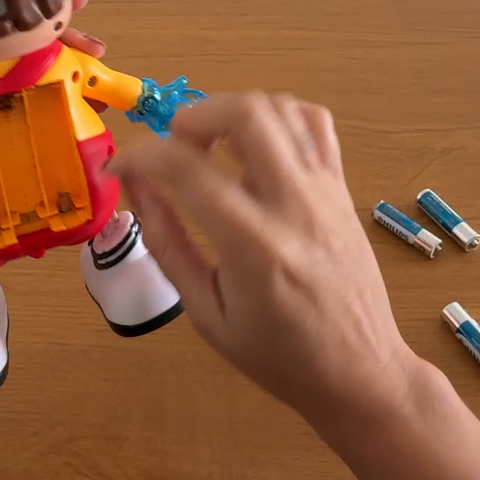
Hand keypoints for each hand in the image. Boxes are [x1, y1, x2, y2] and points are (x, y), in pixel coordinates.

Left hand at [0, 0, 105, 259]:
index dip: (11, 9)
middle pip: (21, 44)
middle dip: (59, 33)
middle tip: (90, 41)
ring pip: (41, 72)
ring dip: (74, 62)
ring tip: (99, 61)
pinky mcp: (16, 138)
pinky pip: (49, 113)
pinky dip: (75, 103)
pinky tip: (98, 99)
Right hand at [109, 92, 417, 421]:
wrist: (360, 373)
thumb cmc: (276, 356)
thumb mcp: (205, 313)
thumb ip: (165, 243)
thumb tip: (135, 185)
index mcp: (254, 247)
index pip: (187, 169)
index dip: (139, 155)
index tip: (118, 166)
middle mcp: (294, 204)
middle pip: (245, 113)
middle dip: (194, 115)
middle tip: (175, 147)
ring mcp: (324, 189)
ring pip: (280, 107)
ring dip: (232, 112)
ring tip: (213, 146)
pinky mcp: (342, 185)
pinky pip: (314, 121)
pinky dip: (277, 116)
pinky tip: (257, 145)